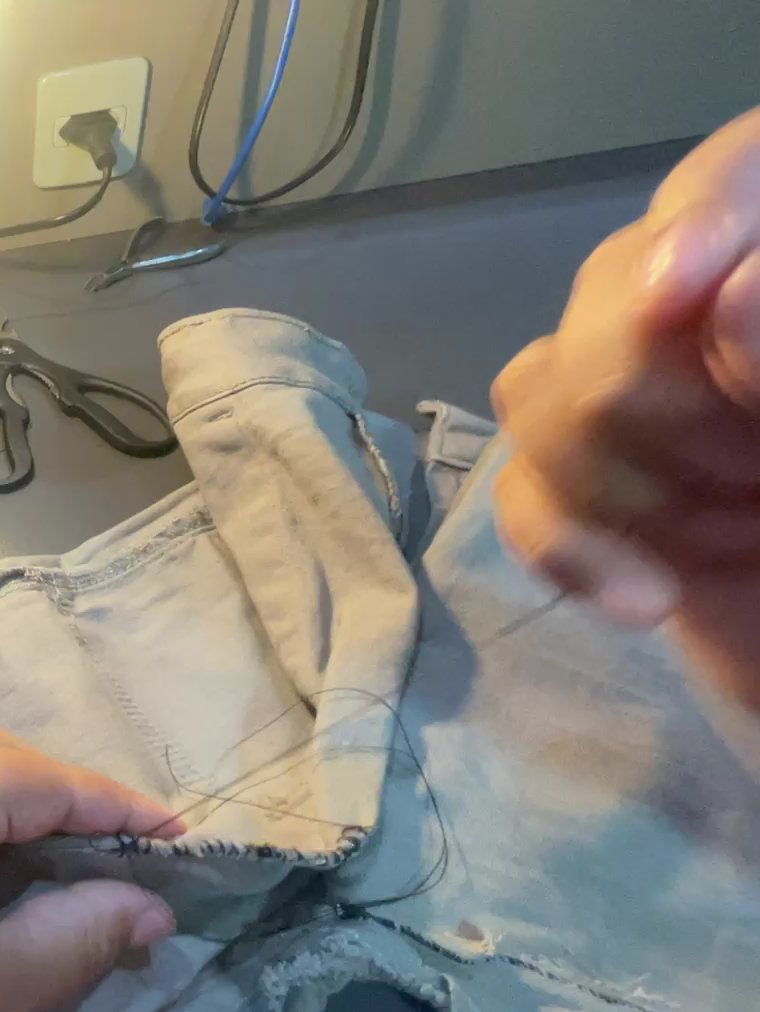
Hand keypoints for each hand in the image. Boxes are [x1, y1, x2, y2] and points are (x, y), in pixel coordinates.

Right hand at [492, 105, 759, 707]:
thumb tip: (724, 297)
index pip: (740, 171)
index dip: (702, 210)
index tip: (680, 296)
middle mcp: (712, 315)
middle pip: (609, 284)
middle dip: (652, 391)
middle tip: (754, 475)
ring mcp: (640, 405)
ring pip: (536, 387)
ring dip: (616, 475)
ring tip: (734, 535)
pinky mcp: (591, 491)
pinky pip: (516, 492)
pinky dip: (562, 545)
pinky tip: (637, 598)